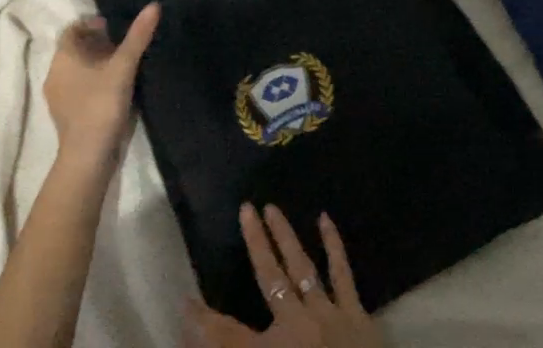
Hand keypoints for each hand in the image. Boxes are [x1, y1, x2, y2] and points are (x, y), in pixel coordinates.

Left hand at [42, 2, 159, 160]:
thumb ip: (138, 36)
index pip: (71, 29)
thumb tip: (153, 5)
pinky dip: (94, 80)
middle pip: (75, 48)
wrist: (88, 155)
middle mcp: (54, 73)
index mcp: (62, 57)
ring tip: (123, 64)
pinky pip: (79, 86)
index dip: (91, 23)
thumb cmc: (101, 104)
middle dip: (97, 42)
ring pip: (77, 69)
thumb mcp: (123, 67)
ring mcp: (58, 96)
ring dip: (97, 62)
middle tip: (124, 43)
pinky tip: (115, 87)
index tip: (115, 27)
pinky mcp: (66, 113)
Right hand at [182, 204, 385, 347]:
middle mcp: (298, 321)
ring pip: (303, 267)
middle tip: (247, 208)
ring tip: (273, 209)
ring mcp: (329, 314)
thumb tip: (197, 318)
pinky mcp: (356, 314)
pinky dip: (333, 245)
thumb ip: (232, 342)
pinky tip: (324, 219)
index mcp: (274, 345)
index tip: (186, 300)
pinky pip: (342, 274)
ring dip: (286, 237)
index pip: (228, 332)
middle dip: (258, 241)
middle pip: (272, 275)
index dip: (205, 321)